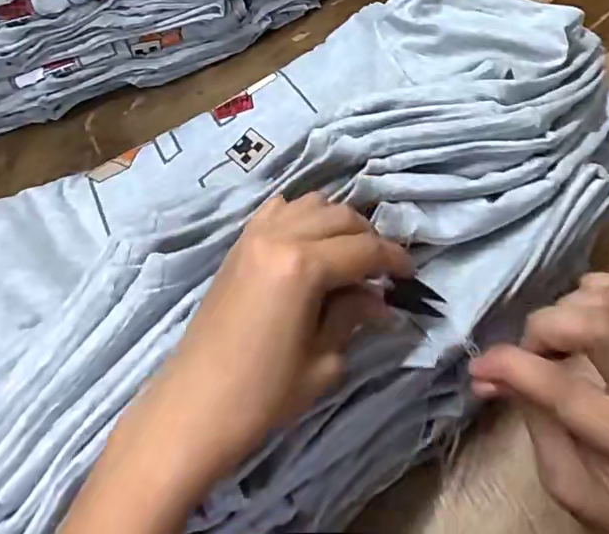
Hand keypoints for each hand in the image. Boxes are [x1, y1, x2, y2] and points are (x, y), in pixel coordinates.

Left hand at [61, 194, 410, 533]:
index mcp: (303, 265)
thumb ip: (353, 316)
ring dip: (337, 222)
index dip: (394, 259)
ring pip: (309, 204)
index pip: (363, 248)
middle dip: (369, 238)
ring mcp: (254, 234)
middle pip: (340, 216)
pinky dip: (302, 217)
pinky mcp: (238, 243)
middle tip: (383, 269)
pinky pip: (278, 210)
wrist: (196, 403)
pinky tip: (310, 242)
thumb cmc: (264, 394)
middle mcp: (279, 235)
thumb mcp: (323, 362)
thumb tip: (379, 298)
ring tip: (350, 254)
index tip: (412, 275)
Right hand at [469, 274, 608, 533]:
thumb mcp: (565, 480)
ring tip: (556, 338)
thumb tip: (484, 371)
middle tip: (531, 349)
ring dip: (569, 308)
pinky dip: (593, 291)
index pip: (566, 390)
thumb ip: (530, 415)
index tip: (479, 366)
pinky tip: (578, 314)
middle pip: (604, 325)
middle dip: (547, 326)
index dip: (511, 367)